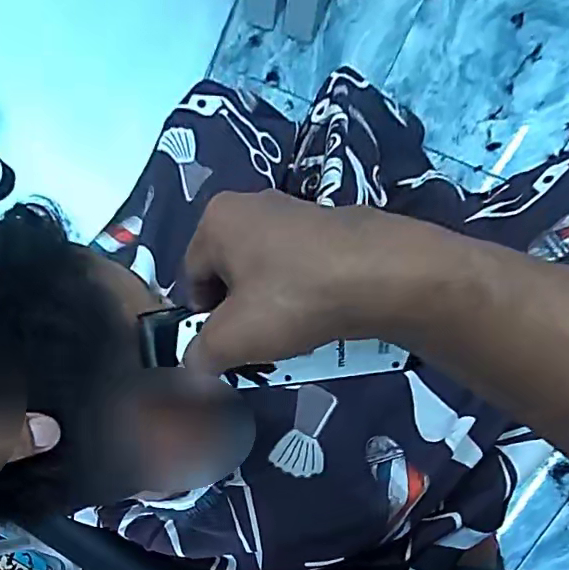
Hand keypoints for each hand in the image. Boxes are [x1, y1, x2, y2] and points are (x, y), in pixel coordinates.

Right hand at [180, 190, 450, 373]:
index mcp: (215, 220)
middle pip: (229, 274)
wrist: (377, 276)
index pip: (191, 278)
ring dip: (270, 307)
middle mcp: (250, 204)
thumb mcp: (233, 338)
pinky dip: (301, 295)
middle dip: (238, 314)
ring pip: (265, 273)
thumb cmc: (291, 300)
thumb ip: (201, 354)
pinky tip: (317, 316)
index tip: (225, 347)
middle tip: (257, 344)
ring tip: (290, 334)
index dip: (203, 319)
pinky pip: (299, 270)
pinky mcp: (330, 228)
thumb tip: (193, 365)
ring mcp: (294, 212)